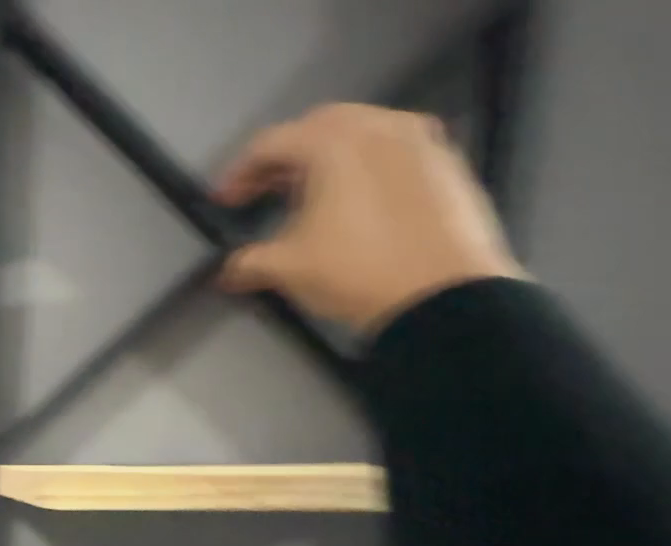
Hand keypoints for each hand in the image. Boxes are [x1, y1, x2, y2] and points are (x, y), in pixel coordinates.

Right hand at [214, 103, 527, 334]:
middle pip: (319, 125)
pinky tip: (354, 200)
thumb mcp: (285, 268)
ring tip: (308, 191)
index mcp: (335, 144)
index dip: (238, 172)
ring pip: (362, 131)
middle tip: (262, 188)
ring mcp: (421, 142)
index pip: (272, 142)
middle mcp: (380, 128)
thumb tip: (228, 270)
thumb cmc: (355, 269)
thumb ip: (247, 261)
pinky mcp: (447, 163)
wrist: (443, 295)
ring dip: (327, 155)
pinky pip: (394, 149)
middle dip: (285, 154)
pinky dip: (365, 164)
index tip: (223, 201)